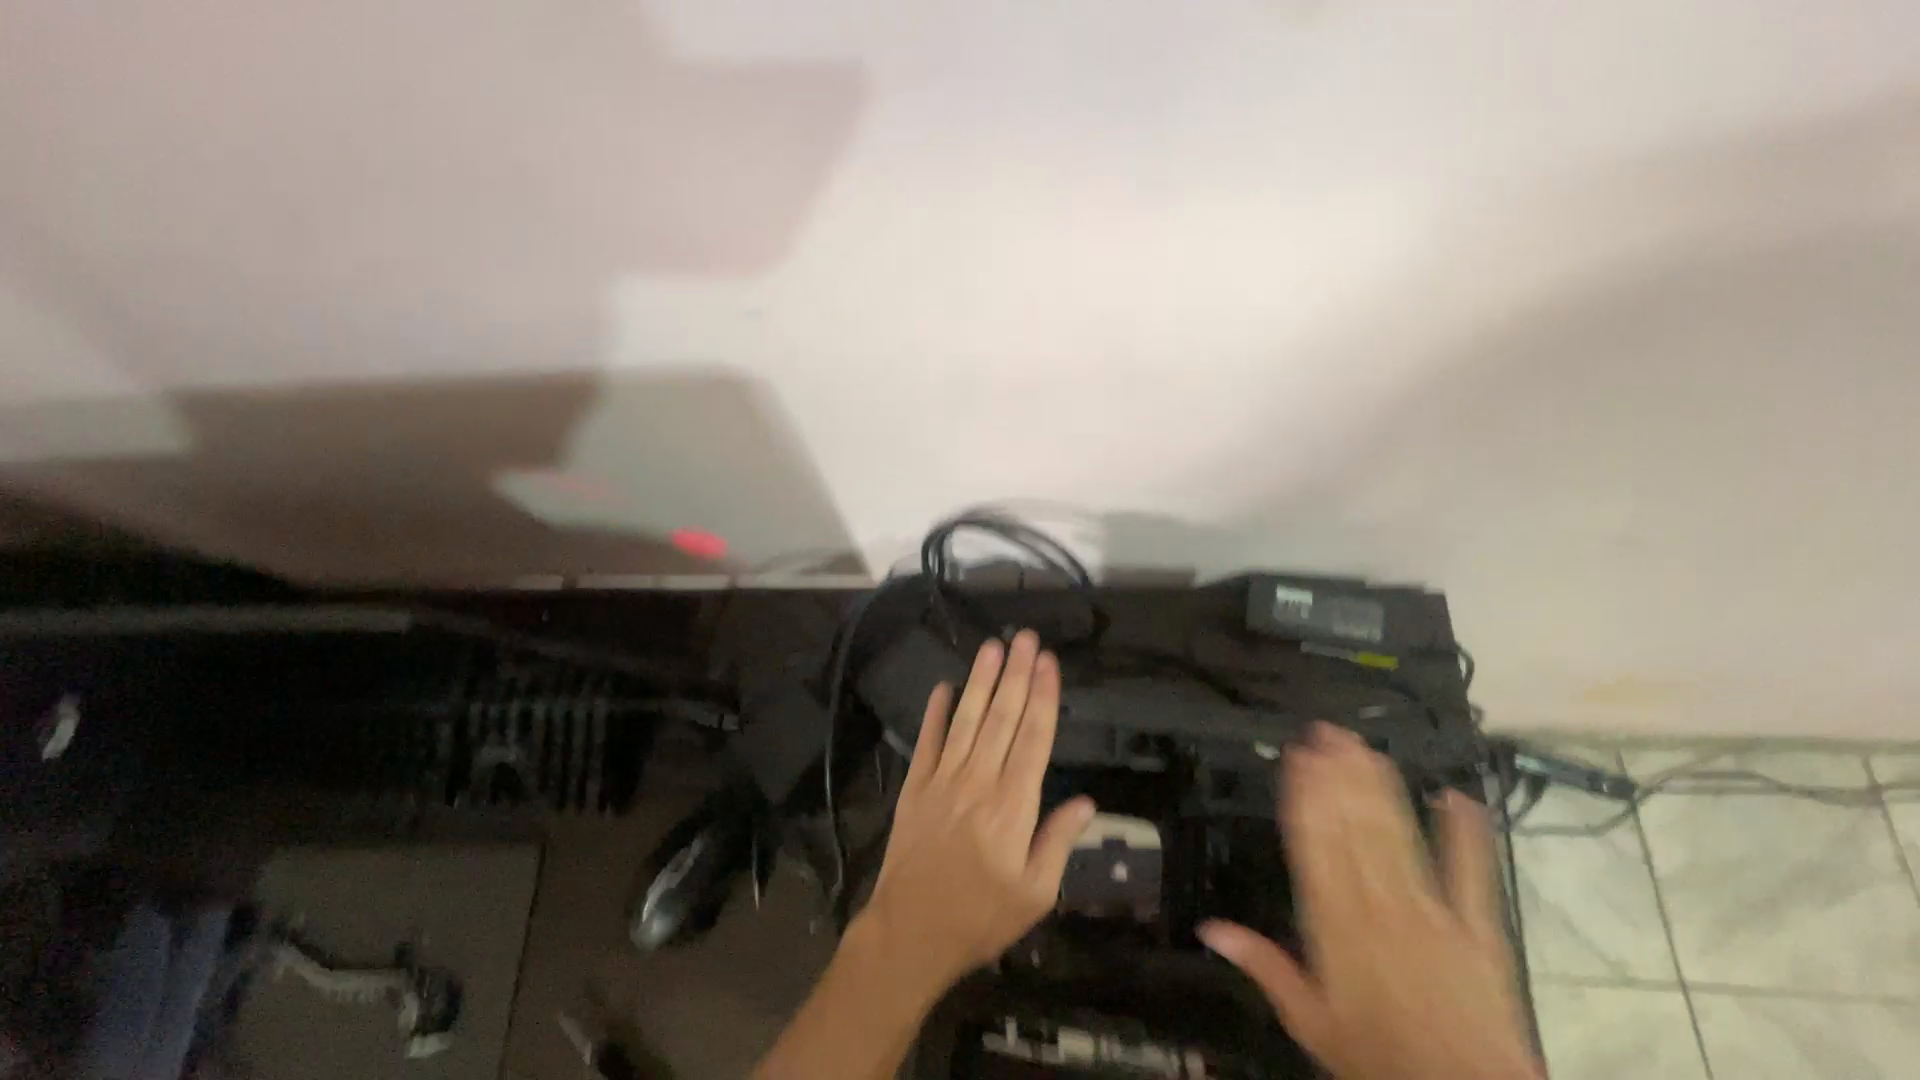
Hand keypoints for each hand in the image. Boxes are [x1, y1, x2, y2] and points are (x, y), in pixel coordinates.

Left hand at [856, 630, 1097, 991]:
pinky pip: (927, 742)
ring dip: (981, 681)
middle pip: (1002, 718)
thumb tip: (1087, 801)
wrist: (910, 933)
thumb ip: (1058, 841)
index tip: (1049, 662)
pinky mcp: (914, 788)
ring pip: (967, 720)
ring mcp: (942, 781)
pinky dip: (935, 713)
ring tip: (993, 647)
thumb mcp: (1036, 893)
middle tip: (1026, 638)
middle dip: (1016, 674)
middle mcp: (978, 781)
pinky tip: (943, 687)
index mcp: (1013, 805)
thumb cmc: (981, 918)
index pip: (1034, 738)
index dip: (1044, 696)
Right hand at [1199, 724, 1541, 1079]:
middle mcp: (1380, 909)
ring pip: (1401, 838)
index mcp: (1335, 927)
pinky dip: (1466, 834)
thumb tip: (1210, 928)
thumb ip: (1263, 966)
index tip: (1298, 757)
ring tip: (1365, 748)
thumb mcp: (1308, 1021)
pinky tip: (1457, 796)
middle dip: (1340, 777)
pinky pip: (1473, 874)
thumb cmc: (1376, 1058)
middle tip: (1328, 732)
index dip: (1306, 796)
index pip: (1315, 847)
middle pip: (1356, 830)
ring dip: (1382, 790)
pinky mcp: (1478, 929)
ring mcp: (1433, 914)